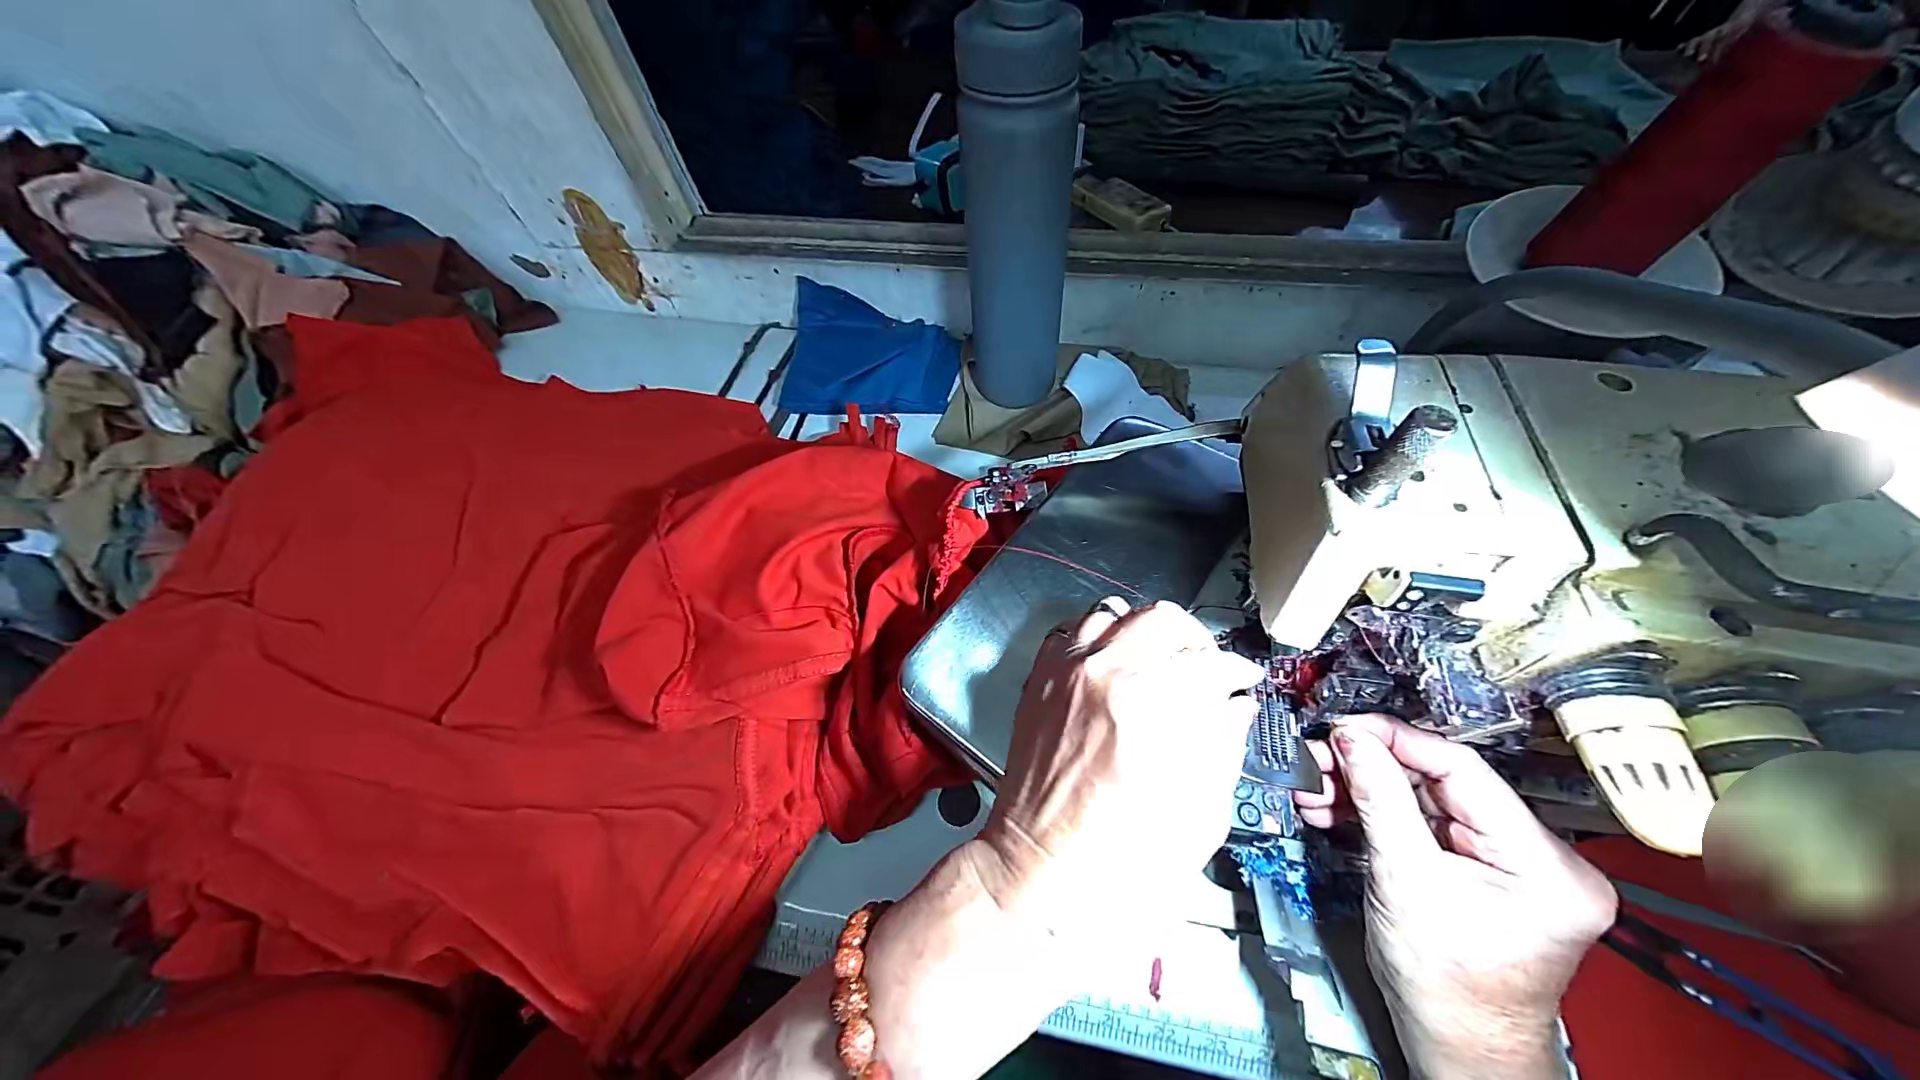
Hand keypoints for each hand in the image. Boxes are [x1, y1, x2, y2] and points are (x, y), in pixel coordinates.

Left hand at [969, 599, 1263, 936]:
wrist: (1045, 868)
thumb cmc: (1120, 860)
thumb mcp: (1200, 811)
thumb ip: (1223, 744)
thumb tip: (1235, 708)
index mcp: (1155, 707)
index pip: (1210, 660)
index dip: (1236, 670)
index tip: (1239, 679)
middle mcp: (1106, 674)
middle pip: (1163, 618)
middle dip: (1194, 639)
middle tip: (1203, 664)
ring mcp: (1067, 672)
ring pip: (1115, 611)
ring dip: (1143, 629)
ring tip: (1156, 656)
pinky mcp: (1040, 679)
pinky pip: (1070, 629)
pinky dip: (1096, 634)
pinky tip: (1110, 658)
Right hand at [1294, 715, 1616, 1079]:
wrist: (1456, 1041)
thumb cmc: (1447, 986)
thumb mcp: (1404, 879)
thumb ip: (1379, 798)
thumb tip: (1353, 737)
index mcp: (1545, 863)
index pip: (1462, 768)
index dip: (1395, 740)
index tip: (1346, 728)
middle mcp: (1539, 854)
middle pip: (1437, 780)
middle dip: (1368, 769)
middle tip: (1320, 758)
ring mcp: (1508, 858)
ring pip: (1421, 796)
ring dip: (1361, 789)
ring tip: (1315, 788)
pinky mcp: (1477, 862)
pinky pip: (1420, 818)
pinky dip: (1373, 811)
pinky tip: (1333, 807)